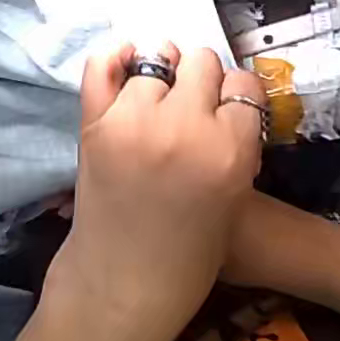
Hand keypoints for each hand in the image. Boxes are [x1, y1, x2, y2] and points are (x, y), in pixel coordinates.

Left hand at [41, 43, 266, 340]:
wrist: (124, 283)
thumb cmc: (190, 253)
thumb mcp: (235, 195)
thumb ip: (234, 141)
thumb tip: (219, 94)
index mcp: (231, 150)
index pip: (244, 84)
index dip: (234, 96)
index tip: (224, 107)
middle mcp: (185, 127)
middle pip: (202, 61)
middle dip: (201, 79)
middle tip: (189, 102)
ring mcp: (135, 121)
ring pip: (157, 63)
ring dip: (160, 78)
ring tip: (155, 101)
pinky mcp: (95, 124)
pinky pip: (103, 66)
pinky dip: (114, 58)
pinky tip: (126, 60)